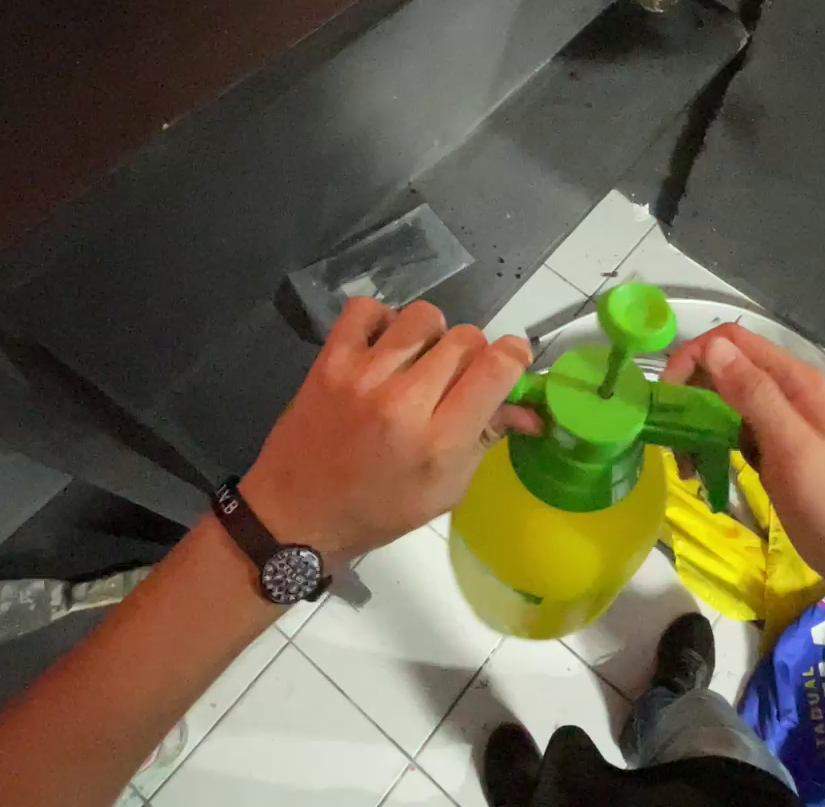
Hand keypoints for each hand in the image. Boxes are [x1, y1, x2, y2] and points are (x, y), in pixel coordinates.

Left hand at [239, 298, 538, 561]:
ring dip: (433, 335)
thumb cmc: (379, 510)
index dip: (515, 356)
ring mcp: (364, 375)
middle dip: (474, 354)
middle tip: (457, 380)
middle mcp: (405, 400)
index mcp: (440, 441)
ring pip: (425, 316)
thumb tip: (528, 408)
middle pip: (466, 337)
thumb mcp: (446, 489)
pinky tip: (383, 348)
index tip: (510, 364)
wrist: (295, 516)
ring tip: (419, 362)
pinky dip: (383, 320)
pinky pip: (368, 309)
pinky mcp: (330, 360)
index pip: (497, 366)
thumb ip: (487, 437)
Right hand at [663, 324, 824, 590]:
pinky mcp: (769, 448)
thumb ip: (754, 394)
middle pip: (721, 369)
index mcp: (793, 379)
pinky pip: (727, 430)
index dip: (693, 357)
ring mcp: (776, 420)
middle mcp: (783, 390)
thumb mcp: (792, 447)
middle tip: (669, 437)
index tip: (666, 396)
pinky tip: (698, 471)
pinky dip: (707, 444)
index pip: (731, 341)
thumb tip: (712, 347)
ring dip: (693, 423)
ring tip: (683, 464)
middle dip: (688, 395)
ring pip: (720, 401)